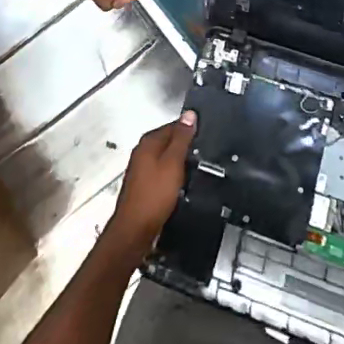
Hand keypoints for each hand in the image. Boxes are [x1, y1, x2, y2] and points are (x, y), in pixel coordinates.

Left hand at [104, 111, 198, 260]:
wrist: (136, 228)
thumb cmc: (155, 194)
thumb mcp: (172, 163)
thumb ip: (181, 139)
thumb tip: (189, 114)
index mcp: (148, 142)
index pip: (173, 126)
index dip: (190, 128)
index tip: (208, 133)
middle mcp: (142, 151)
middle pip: (168, 141)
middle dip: (186, 144)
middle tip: (207, 151)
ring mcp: (142, 168)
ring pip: (166, 157)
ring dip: (180, 160)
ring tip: (199, 166)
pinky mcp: (145, 184)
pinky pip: (163, 171)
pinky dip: (174, 174)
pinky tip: (184, 182)